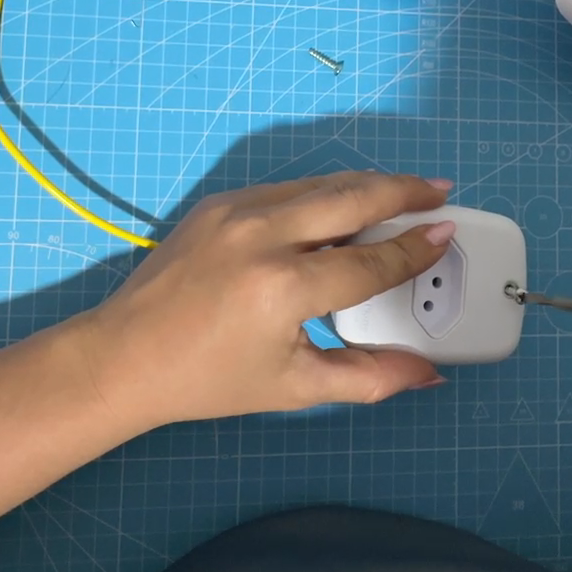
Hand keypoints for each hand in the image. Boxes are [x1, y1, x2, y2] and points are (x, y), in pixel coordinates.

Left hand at [72, 172, 455, 430]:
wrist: (125, 354)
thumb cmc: (210, 379)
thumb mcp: (294, 387)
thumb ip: (368, 376)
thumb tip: (429, 373)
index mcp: (282, 287)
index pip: (368, 262)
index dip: (413, 248)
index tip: (445, 231)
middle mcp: (262, 235)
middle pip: (350, 197)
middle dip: (401, 189)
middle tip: (438, 188)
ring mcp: (236, 210)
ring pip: (318, 185)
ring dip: (363, 186)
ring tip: (401, 191)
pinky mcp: (219, 202)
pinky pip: (285, 190)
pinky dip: (321, 194)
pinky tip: (341, 205)